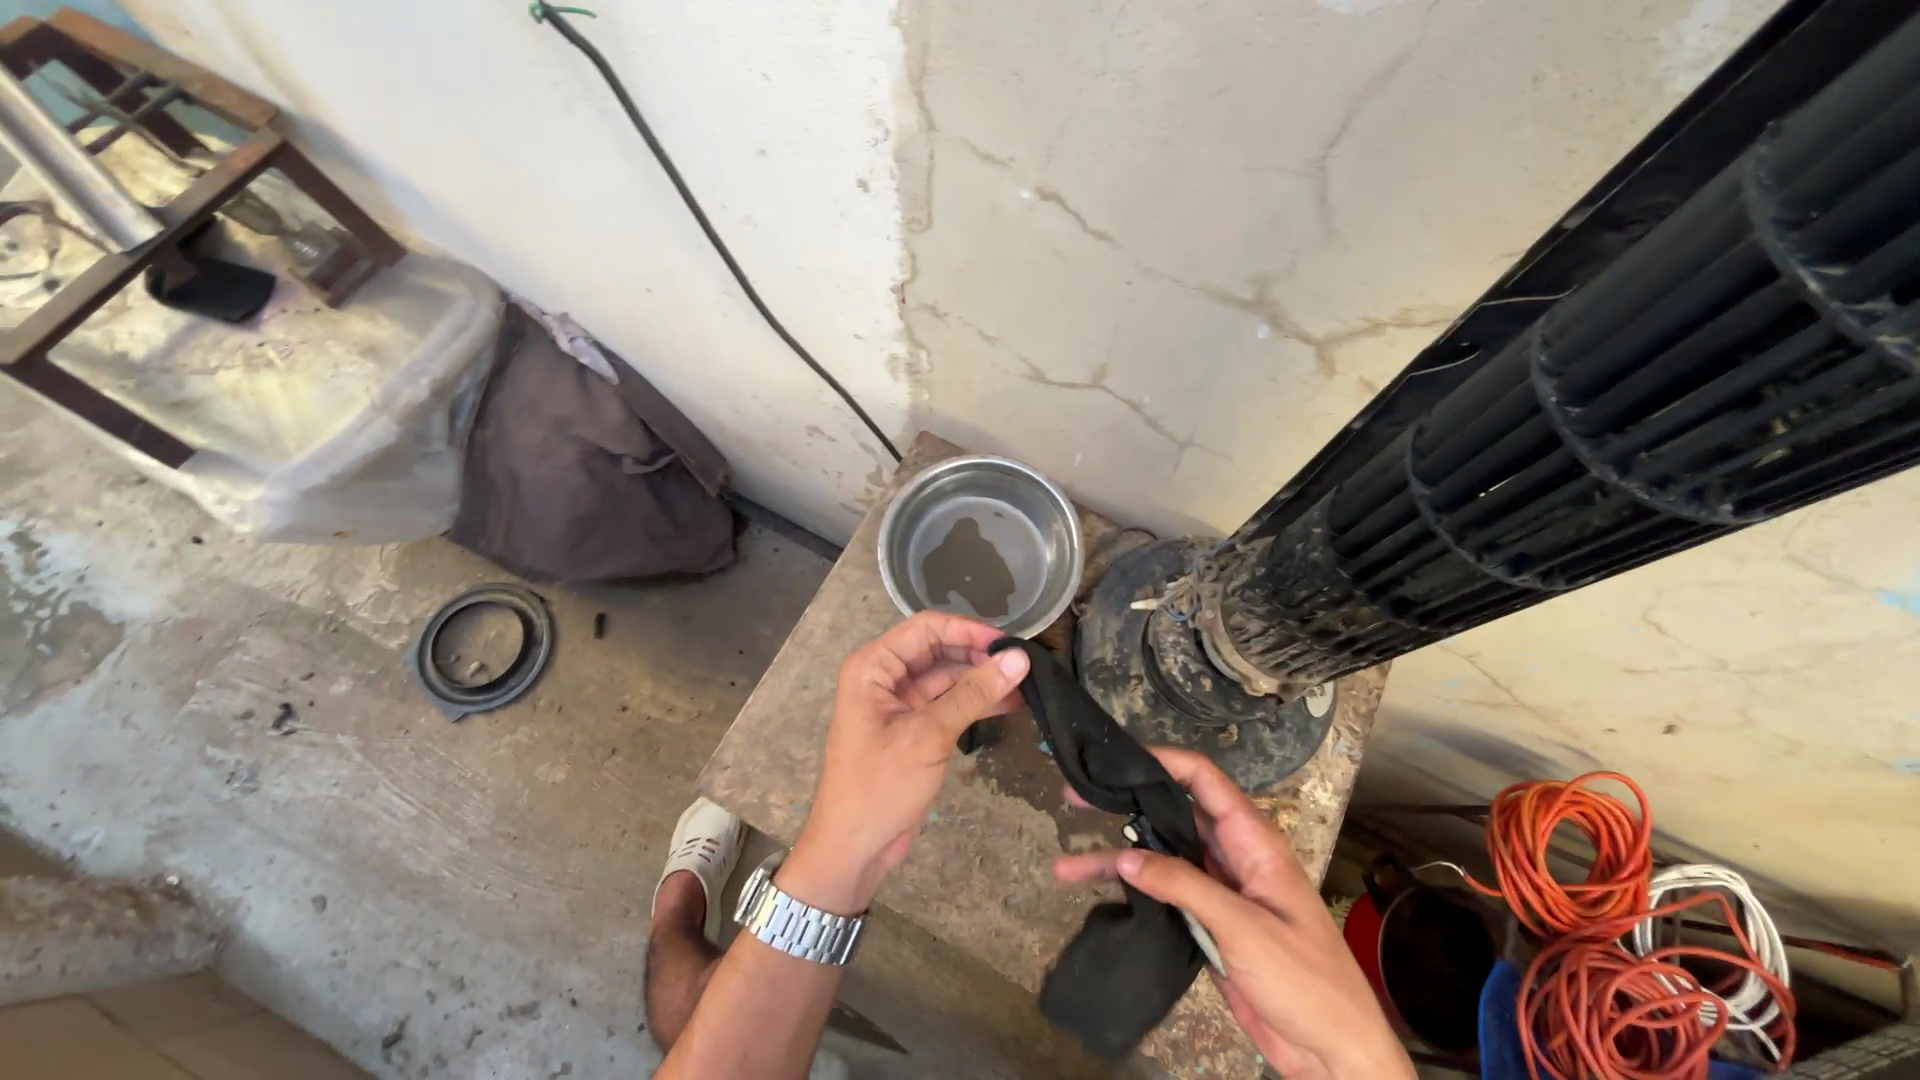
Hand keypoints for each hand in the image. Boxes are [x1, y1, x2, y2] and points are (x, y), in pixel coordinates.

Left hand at [782, 612, 1029, 915]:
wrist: (854, 848)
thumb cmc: (879, 786)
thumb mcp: (927, 736)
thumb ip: (973, 694)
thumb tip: (1018, 659)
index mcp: (873, 667)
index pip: (926, 628)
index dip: (968, 630)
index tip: (1009, 642)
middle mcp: (885, 677)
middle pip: (939, 649)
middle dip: (979, 654)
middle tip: (1025, 663)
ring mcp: (901, 704)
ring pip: (948, 677)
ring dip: (983, 679)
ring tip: (1028, 682)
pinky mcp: (916, 728)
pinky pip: (950, 703)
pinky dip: (977, 702)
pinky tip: (1011, 703)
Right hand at [1053, 747, 1413, 1079]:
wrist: (1331, 1051)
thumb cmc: (1304, 978)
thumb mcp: (1244, 926)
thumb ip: (1184, 886)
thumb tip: (1126, 858)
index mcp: (1253, 841)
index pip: (1204, 780)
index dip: (1162, 760)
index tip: (1117, 759)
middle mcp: (1231, 856)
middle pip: (1171, 815)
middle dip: (1123, 805)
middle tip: (1073, 797)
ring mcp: (1216, 890)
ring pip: (1159, 858)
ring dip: (1114, 859)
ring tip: (1065, 865)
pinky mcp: (1205, 923)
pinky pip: (1161, 894)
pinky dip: (1129, 891)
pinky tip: (1096, 893)